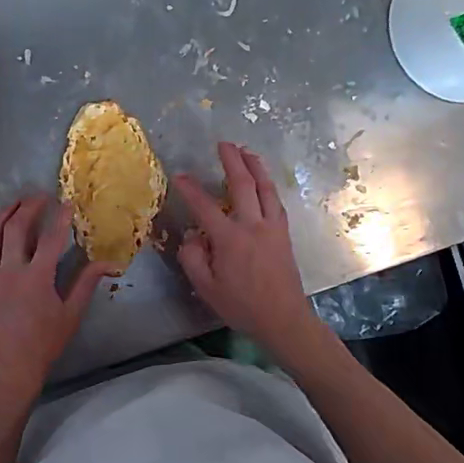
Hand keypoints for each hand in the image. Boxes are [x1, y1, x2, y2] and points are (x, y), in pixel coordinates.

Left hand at [0, 196, 103, 398]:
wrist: (10, 366)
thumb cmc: (45, 342)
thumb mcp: (71, 314)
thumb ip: (86, 284)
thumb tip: (108, 263)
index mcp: (36, 278)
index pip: (50, 239)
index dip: (59, 218)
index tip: (66, 202)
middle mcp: (9, 272)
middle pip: (15, 228)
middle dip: (27, 207)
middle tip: (38, 196)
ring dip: (2, 217)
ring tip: (14, 205)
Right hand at [173, 142, 335, 367]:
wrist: (283, 318)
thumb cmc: (240, 305)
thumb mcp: (205, 286)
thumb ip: (193, 257)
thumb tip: (194, 235)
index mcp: (229, 239)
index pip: (205, 206)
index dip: (190, 189)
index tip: (180, 176)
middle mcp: (253, 226)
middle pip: (243, 185)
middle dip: (232, 161)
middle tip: (223, 144)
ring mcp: (273, 228)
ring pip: (265, 188)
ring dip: (255, 167)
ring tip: (246, 152)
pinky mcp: (284, 234)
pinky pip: (274, 201)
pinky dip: (267, 186)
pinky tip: (262, 183)